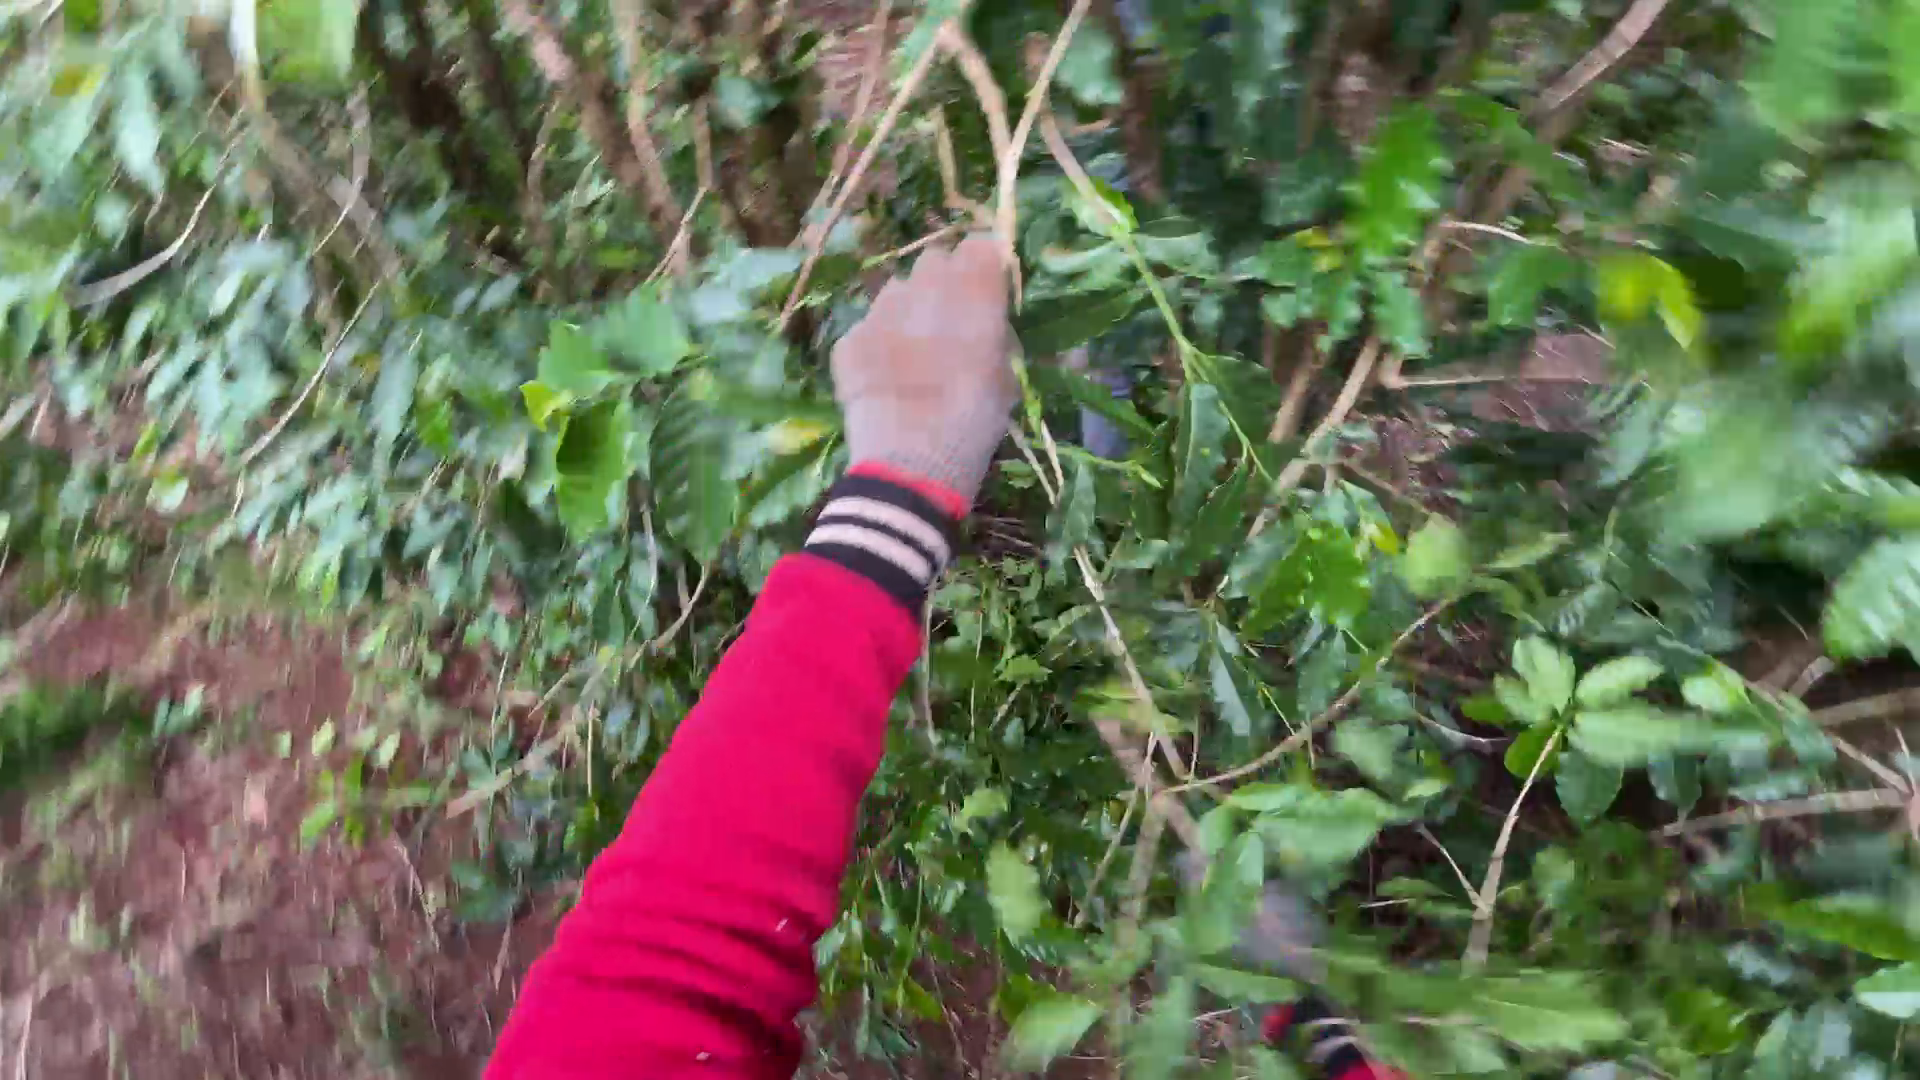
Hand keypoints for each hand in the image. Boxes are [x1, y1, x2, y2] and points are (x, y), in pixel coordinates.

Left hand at [831, 232, 1019, 508]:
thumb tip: (990, 324)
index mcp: (973, 297)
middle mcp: (924, 290)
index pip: (980, 246)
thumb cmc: (973, 428)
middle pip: (935, 261)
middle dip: (945, 283)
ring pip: (898, 290)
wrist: (910, 467)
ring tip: (913, 355)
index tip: (986, 289)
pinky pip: (869, 326)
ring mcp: (880, 312)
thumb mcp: (1007, 383)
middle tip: (949, 324)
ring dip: (910, 310)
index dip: (984, 266)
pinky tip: (886, 380)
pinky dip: (879, 343)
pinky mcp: (850, 339)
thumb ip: (998, 339)